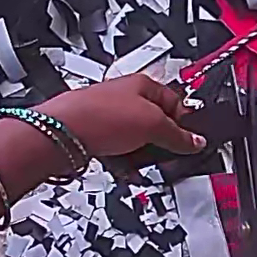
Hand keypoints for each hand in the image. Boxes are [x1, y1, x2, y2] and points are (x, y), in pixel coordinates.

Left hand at [34, 74, 205, 158]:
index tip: (192, 141)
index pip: (175, 102)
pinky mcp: (94, 138)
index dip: (186, 123)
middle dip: (160, 143)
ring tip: (142, 166)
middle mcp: (123, 98)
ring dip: (141, 157)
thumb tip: (195, 142)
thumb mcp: (153, 125)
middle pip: (154, 124)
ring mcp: (107, 118)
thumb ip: (178, 135)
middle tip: (166, 156)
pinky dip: (123, 164)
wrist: (61, 133)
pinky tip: (124, 171)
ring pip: (134, 141)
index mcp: (142, 84)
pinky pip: (117, 153)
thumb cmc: (99, 115)